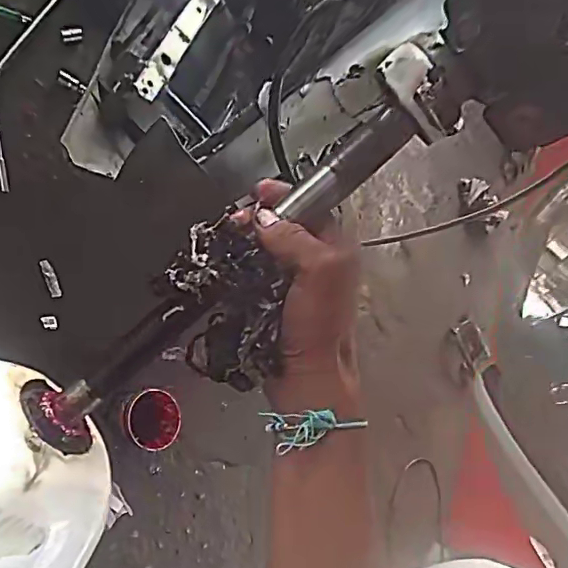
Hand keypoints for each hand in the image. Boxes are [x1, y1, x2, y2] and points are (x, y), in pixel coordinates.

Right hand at [237, 180, 361, 403]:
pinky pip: (254, 276)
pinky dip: (242, 268)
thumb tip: (264, 220)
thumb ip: (294, 238)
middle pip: (284, 228)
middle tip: (238, 219)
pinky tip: (232, 265)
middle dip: (260, 219)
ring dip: (248, 243)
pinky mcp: (272, 303)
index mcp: (336, 251)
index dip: (285, 197)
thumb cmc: (321, 329)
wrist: (305, 375)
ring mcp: (293, 285)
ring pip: (267, 252)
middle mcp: (316, 265)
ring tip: (231, 237)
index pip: (310, 209)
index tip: (259, 192)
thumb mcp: (318, 271)